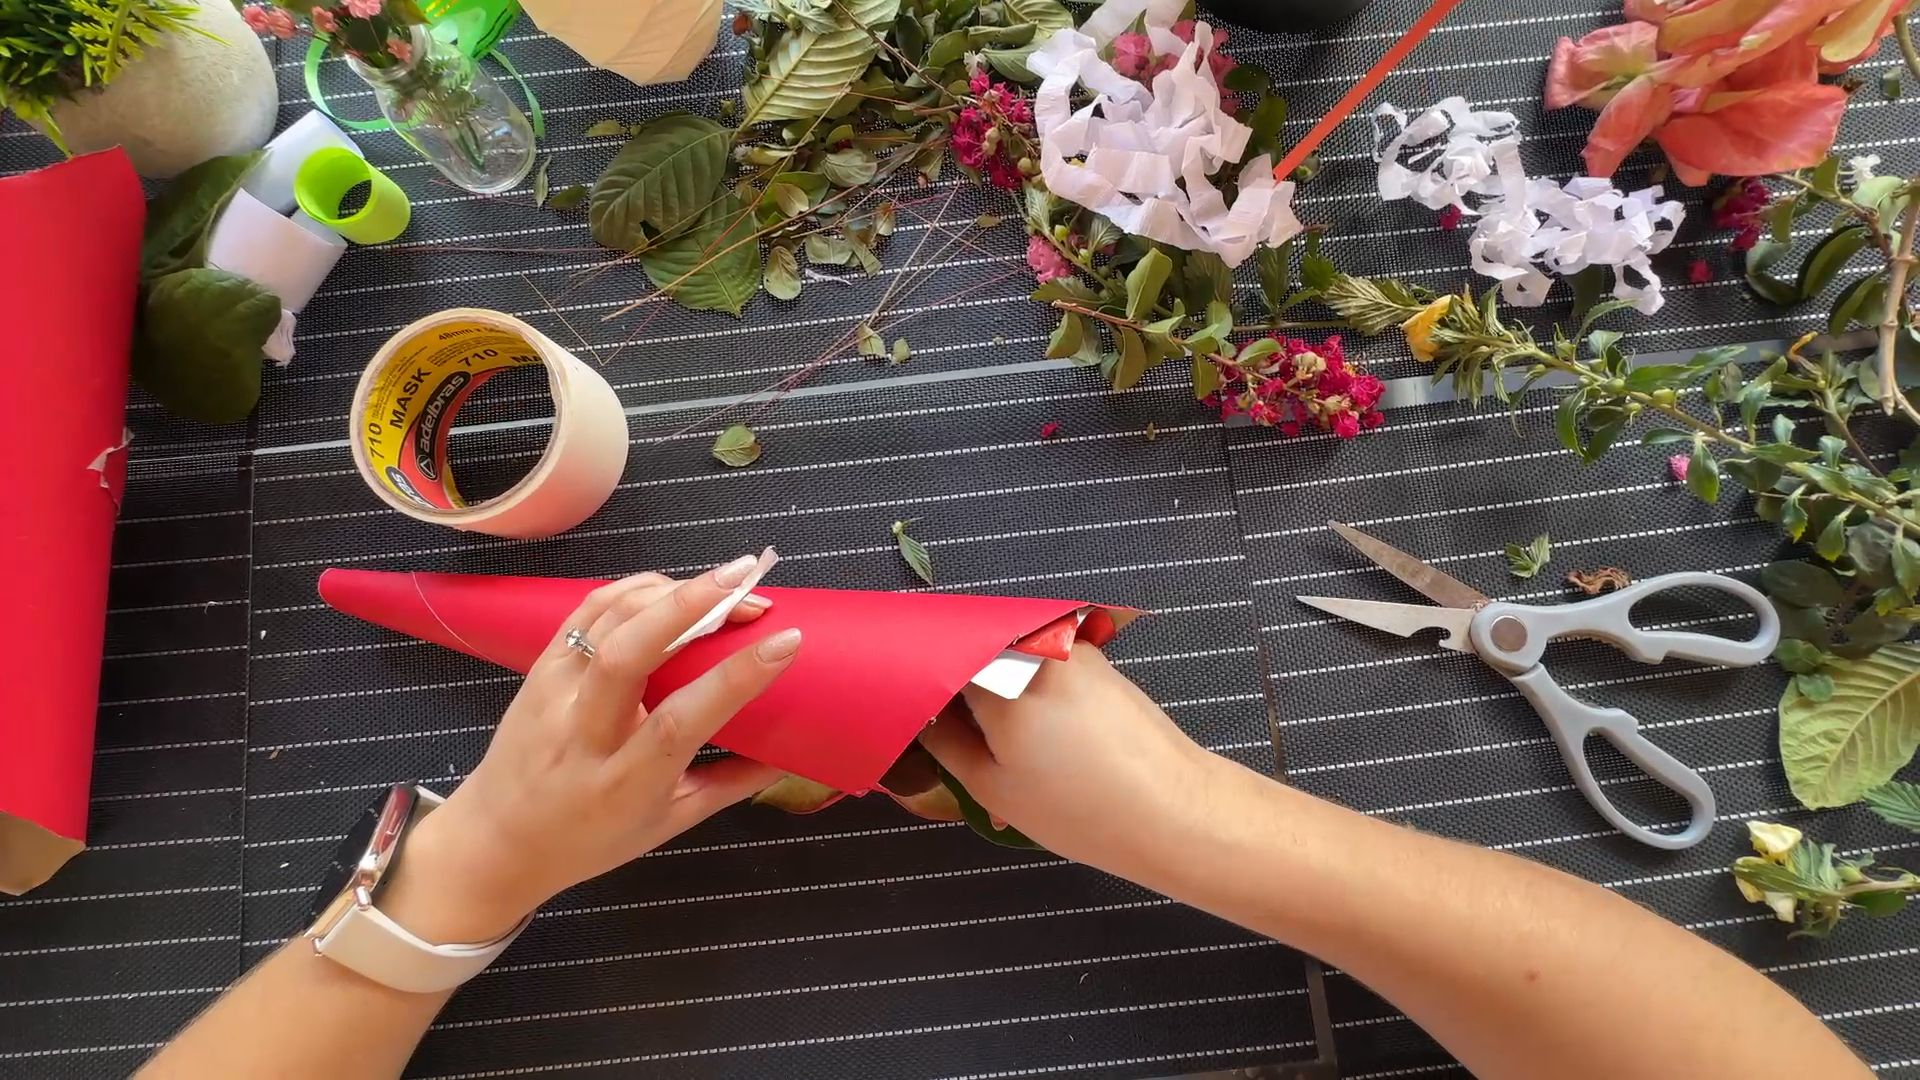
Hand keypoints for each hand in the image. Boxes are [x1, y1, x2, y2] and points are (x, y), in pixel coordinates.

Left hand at [378, 557, 795, 943]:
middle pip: (628, 653)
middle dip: (690, 606)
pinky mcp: (539, 667)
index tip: (786, 641)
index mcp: (622, 783)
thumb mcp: (670, 824)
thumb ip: (733, 784)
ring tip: (724, 580)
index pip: (682, 721)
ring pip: (606, 622)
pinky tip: (672, 585)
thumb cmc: (590, 841)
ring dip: (670, 590)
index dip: (736, 677)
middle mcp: (581, 733)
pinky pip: (586, 611)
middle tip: (747, 579)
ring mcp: (552, 694)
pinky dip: (634, 587)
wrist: (490, 845)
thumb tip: (793, 751)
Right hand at [917, 643, 1229, 881]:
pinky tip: (1023, 716)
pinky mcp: (1090, 654)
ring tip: (978, 720)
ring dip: (981, 671)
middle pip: (968, 640)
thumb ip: (945, 739)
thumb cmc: (1078, 809)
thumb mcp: (994, 786)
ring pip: (1002, 645)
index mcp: (1002, 676)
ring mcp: (1066, 644)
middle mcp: (1033, 645)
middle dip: (945, 668)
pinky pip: (1035, 652)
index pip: (936, 651)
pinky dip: (1016, 673)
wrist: (1175, 809)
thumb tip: (920, 711)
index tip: (896, 690)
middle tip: (935, 713)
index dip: (911, 668)